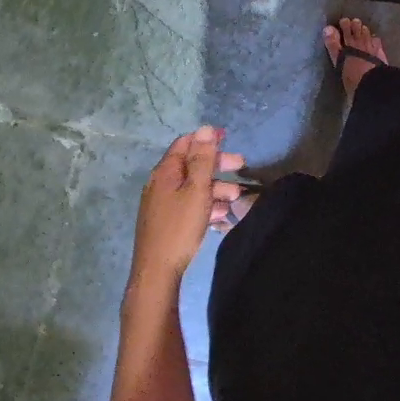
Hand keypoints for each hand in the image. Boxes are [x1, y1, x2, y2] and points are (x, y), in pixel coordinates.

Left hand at [131, 126, 246, 285]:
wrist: (158, 272)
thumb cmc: (179, 227)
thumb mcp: (196, 190)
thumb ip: (203, 159)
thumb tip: (205, 128)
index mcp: (166, 172)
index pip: (185, 144)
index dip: (206, 138)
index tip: (228, 137)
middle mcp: (162, 185)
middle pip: (192, 166)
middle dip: (218, 165)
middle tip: (242, 166)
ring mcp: (164, 205)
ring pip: (194, 188)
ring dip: (217, 189)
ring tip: (236, 199)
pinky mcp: (169, 223)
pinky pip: (191, 207)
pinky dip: (208, 207)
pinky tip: (223, 218)